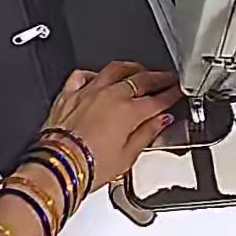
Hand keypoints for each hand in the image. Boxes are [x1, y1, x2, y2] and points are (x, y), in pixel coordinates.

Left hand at [44, 62, 181, 190]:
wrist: (57, 167)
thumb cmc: (89, 166)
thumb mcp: (128, 156)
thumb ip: (147, 133)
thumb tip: (160, 122)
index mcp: (129, 112)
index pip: (158, 99)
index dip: (171, 94)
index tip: (178, 92)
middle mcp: (110, 96)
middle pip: (142, 79)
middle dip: (159, 78)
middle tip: (167, 79)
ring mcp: (89, 92)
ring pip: (115, 70)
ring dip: (131, 68)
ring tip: (140, 70)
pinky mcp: (69, 95)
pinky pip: (82, 75)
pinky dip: (94, 74)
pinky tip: (98, 76)